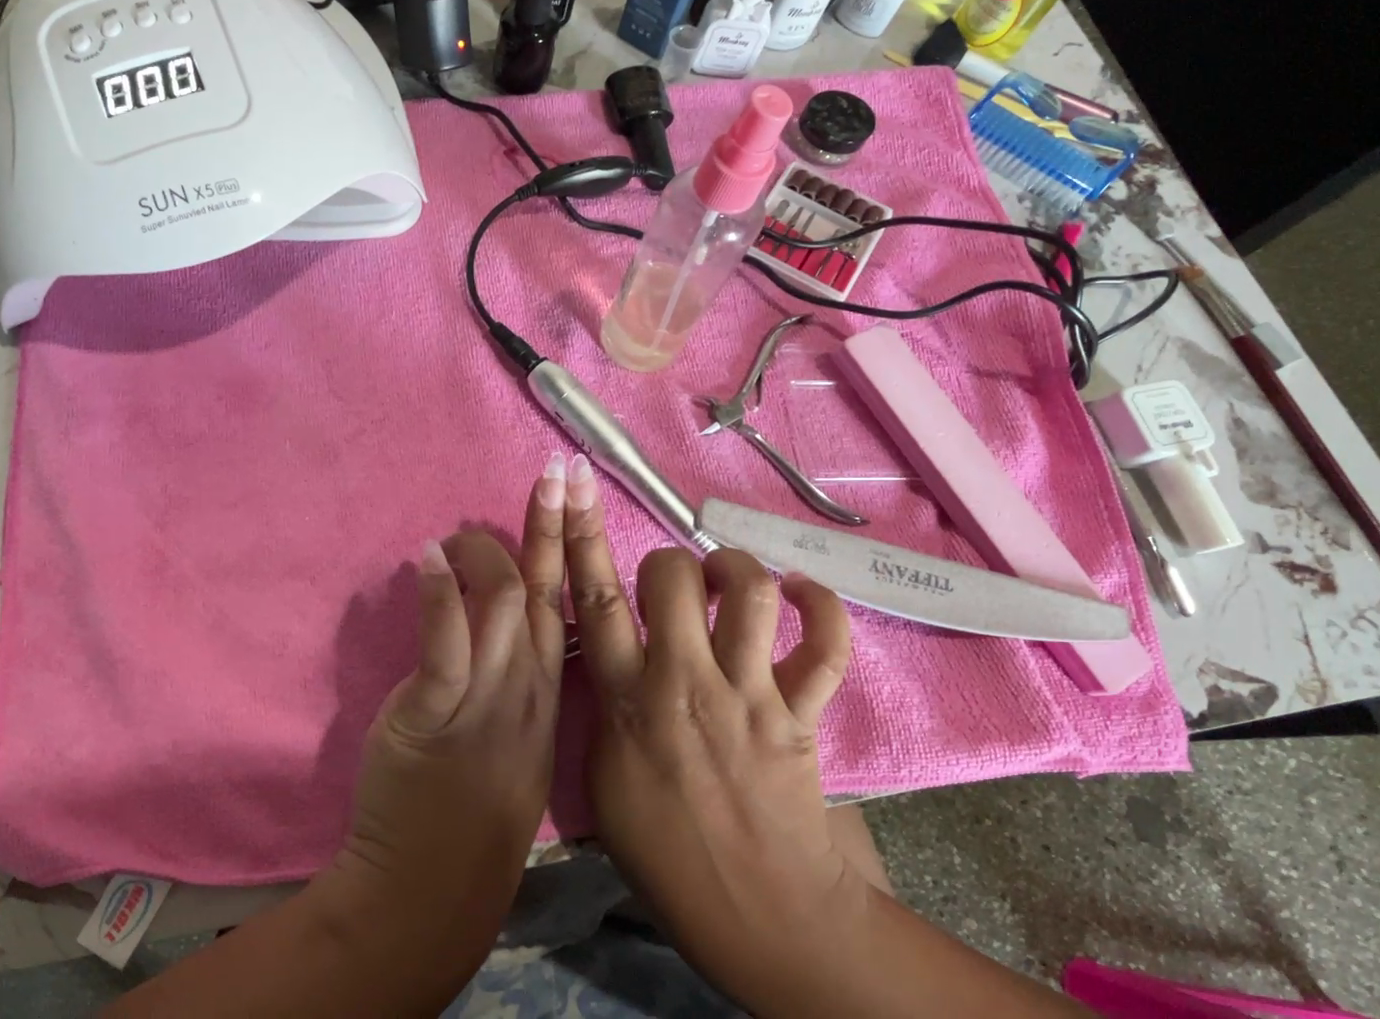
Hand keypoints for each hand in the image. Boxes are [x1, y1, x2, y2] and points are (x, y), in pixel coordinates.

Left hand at [314, 454, 569, 993]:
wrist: (435, 881)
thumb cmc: (469, 810)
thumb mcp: (512, 740)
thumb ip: (511, 680)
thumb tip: (496, 621)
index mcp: (549, 691)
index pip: (570, 603)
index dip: (574, 546)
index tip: (581, 496)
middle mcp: (529, 687)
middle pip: (547, 591)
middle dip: (555, 526)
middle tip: (564, 470)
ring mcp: (488, 700)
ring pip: (505, 607)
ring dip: (491, 550)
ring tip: (467, 523)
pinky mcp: (439, 713)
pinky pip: (447, 643)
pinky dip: (441, 595)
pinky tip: (431, 555)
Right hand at [560, 454, 866, 995]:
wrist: (756, 910)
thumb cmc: (664, 854)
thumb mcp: (602, 781)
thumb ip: (603, 711)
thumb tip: (606, 662)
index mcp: (625, 701)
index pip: (592, 600)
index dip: (578, 534)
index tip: (569, 484)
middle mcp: (683, 683)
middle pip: (672, 578)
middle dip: (671, 562)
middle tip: (674, 582)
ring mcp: (747, 695)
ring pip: (748, 595)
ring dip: (738, 569)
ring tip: (729, 577)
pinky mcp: (800, 713)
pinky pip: (825, 645)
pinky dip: (821, 608)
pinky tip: (802, 595)